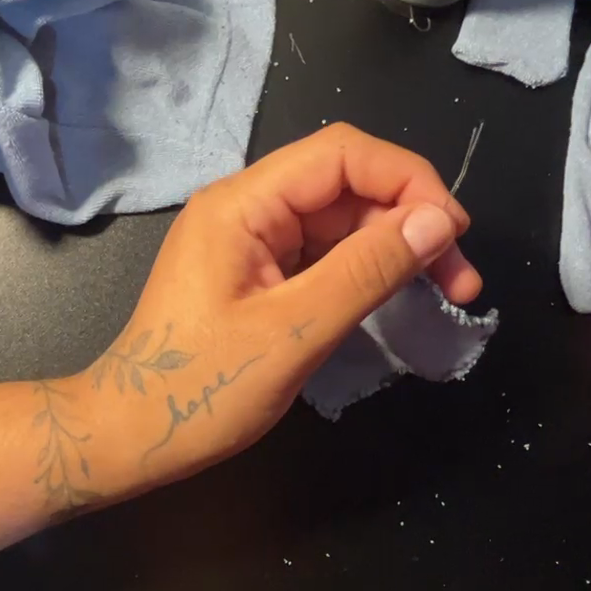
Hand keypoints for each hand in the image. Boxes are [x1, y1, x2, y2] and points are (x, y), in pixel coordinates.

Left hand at [74, 124, 479, 494]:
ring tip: (444, 290)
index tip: (453, 231)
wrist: (130, 435)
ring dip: (392, 249)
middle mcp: (244, 209)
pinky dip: (361, 272)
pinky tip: (393, 297)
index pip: (342, 155)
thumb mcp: (292, 333)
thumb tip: (435, 222)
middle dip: (409, 220)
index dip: (408, 180)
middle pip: (345, 186)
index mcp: (242, 205)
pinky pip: (319, 255)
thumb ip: (365, 272)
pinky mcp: (254, 275)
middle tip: (460, 278)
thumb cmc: (200, 391)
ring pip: (338, 222)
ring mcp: (248, 242)